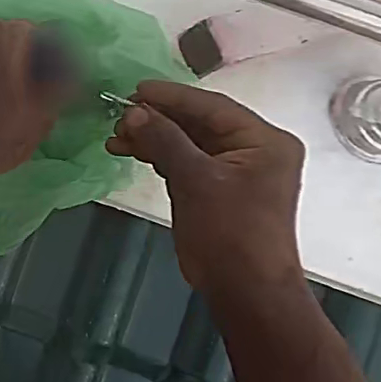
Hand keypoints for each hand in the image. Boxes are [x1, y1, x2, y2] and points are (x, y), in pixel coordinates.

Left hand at [0, 19, 66, 183]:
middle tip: (28, 88)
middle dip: (19, 58)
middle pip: (6, 38)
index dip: (48, 57)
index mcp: (5, 35)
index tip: (51, 76)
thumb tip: (68, 72)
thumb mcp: (43, 111)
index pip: (38, 34)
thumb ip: (60, 82)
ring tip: (2, 96)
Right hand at [106, 80, 304, 293]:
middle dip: (157, 120)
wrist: (245, 290)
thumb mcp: (197, 181)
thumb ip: (166, 140)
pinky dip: (159, 156)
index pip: (212, 107)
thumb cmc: (230, 233)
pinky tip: (132, 151)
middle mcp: (253, 149)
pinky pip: (186, 162)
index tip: (135, 90)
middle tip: (119, 116)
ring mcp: (234, 170)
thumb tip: (135, 112)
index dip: (172, 96)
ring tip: (117, 136)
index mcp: (263, 140)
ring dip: (153, 138)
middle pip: (199, 123)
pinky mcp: (216, 188)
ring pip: (188, 142)